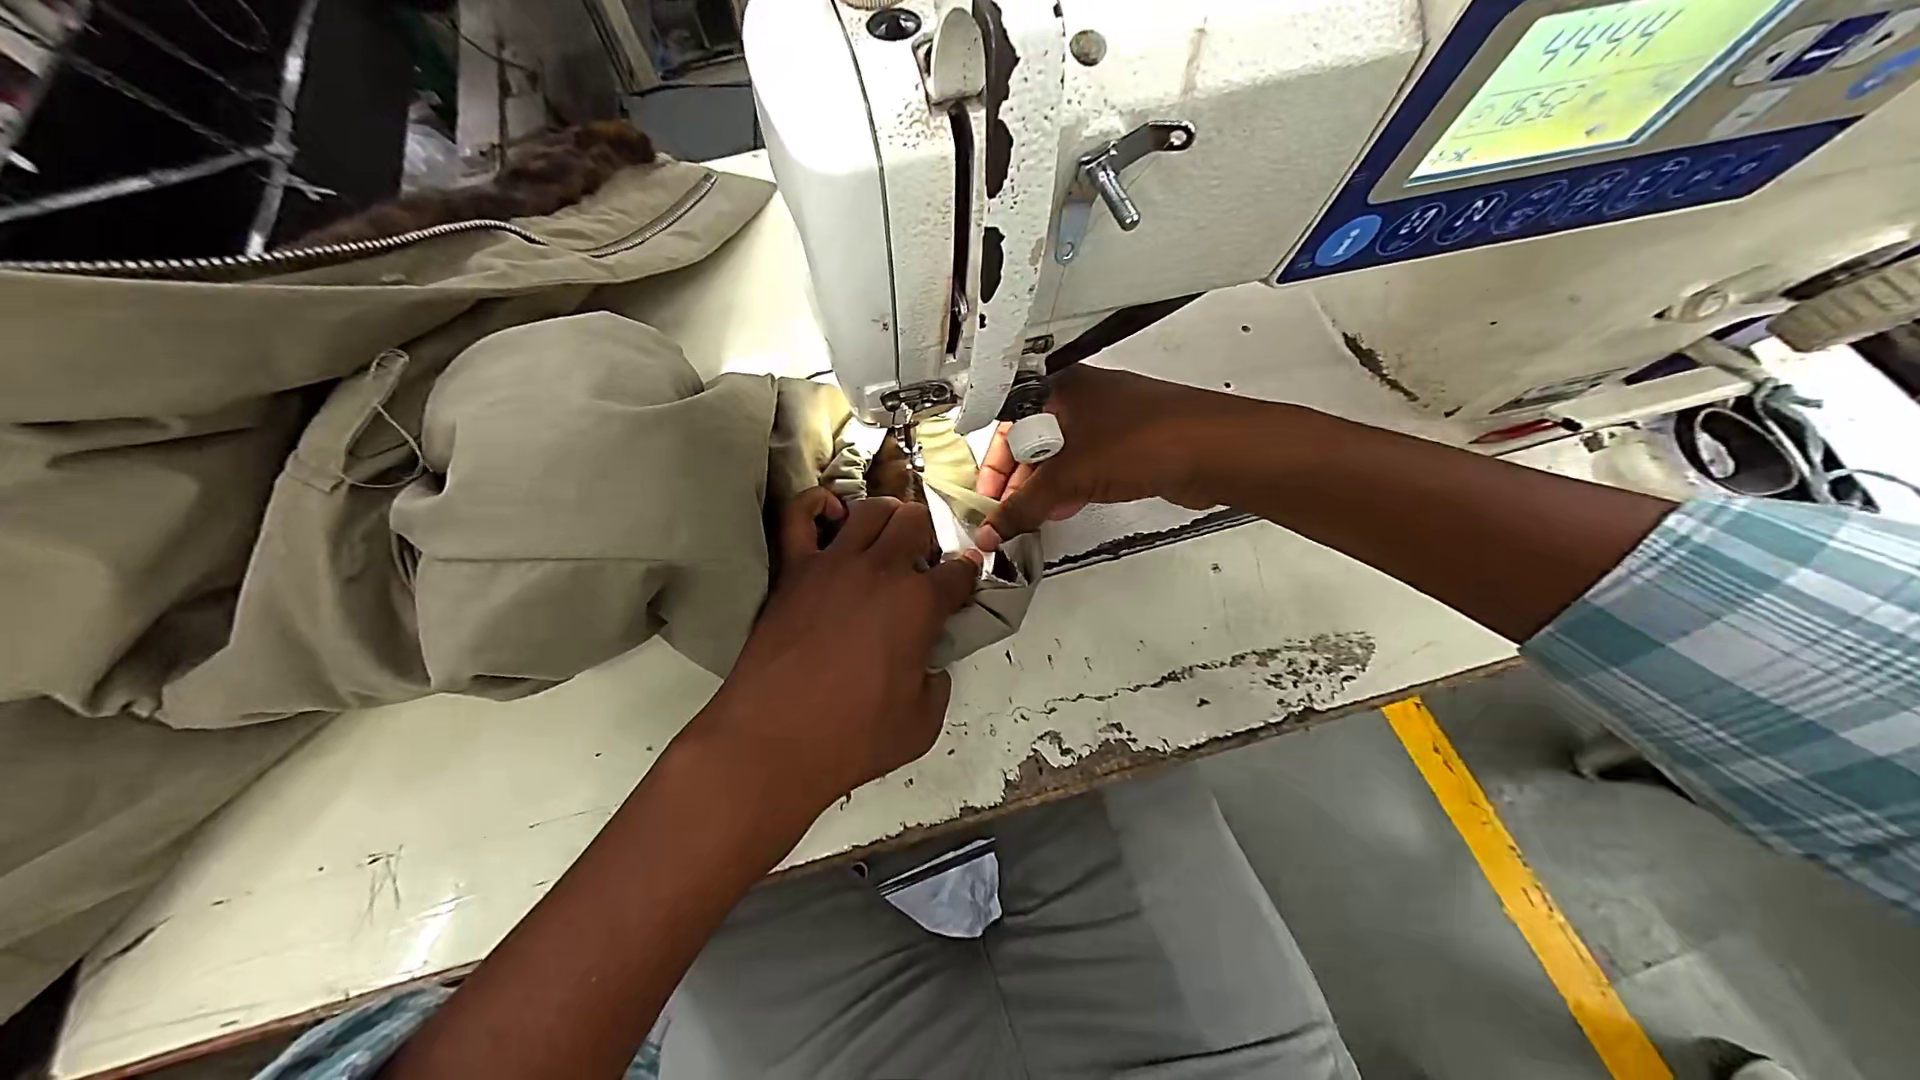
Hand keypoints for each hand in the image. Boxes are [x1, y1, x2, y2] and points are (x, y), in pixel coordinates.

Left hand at [693, 489, 981, 814]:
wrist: (774, 742)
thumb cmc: (849, 738)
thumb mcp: (921, 723)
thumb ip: (936, 685)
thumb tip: (929, 668)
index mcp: (919, 605)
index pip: (958, 572)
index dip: (967, 573)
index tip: (963, 578)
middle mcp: (880, 573)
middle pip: (916, 522)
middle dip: (929, 535)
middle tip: (924, 560)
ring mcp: (833, 566)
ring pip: (870, 509)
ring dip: (888, 515)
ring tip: (889, 534)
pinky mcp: (793, 572)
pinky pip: (800, 516)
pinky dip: (818, 505)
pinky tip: (832, 515)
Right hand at [975, 366, 1276, 549]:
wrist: (1213, 450)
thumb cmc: (1148, 439)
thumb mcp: (1069, 475)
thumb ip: (1025, 505)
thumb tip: (996, 527)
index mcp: (1060, 388)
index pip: (1008, 425)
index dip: (994, 465)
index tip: (987, 498)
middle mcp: (1082, 399)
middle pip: (1033, 442)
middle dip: (1018, 481)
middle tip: (1006, 513)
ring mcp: (1108, 421)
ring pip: (1061, 456)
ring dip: (1044, 488)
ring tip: (1032, 516)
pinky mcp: (1129, 444)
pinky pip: (1087, 466)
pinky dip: (1071, 487)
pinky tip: (1066, 506)